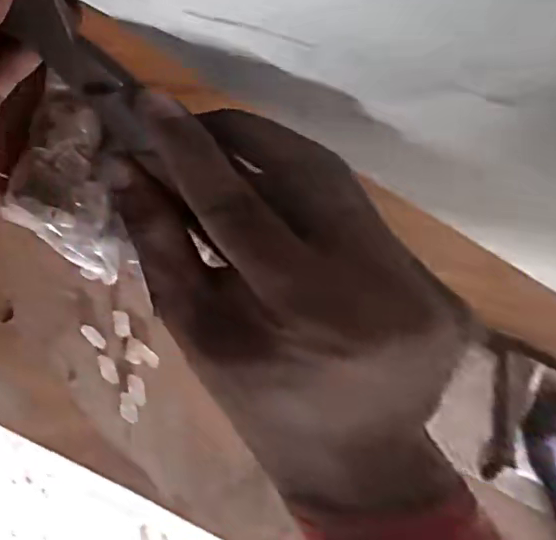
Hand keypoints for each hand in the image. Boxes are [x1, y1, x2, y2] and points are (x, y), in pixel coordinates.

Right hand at [112, 93, 473, 516]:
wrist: (356, 456)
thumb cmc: (249, 390)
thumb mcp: (185, 315)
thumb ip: (154, 233)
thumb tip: (120, 163)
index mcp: (307, 307)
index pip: (235, 201)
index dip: (185, 144)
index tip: (148, 99)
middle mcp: (380, 284)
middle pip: (304, 169)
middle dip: (234, 131)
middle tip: (180, 121)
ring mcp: (422, 281)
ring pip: (333, 178)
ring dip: (263, 150)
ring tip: (211, 148)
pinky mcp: (434, 279)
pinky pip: (350, 206)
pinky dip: (293, 185)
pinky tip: (258, 194)